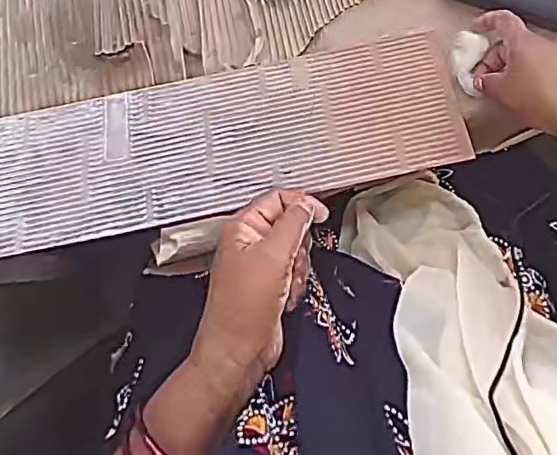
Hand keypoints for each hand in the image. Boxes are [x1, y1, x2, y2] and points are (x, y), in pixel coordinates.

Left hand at [191, 190, 327, 393]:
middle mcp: (249, 243)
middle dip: (300, 244)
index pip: (278, 198)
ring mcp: (259, 265)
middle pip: (290, 224)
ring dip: (299, 267)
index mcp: (243, 227)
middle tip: (294, 259)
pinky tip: (287, 297)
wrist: (236, 357)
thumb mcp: (274, 256)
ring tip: (288, 283)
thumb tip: (307, 205)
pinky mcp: (269, 285)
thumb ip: (294, 223)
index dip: (301, 203)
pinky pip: (294, 272)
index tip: (320, 213)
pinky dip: (297, 283)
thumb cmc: (242, 311)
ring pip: (295, 249)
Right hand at [471, 10, 556, 146]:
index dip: (488, 20)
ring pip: (527, 58)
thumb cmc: (546, 99)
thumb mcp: (501, 92)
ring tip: (507, 94)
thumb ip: (485, 82)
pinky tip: (528, 99)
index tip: (479, 26)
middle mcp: (541, 44)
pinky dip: (530, 79)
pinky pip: (542, 69)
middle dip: (495, 60)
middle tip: (486, 80)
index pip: (502, 19)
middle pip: (512, 44)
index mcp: (522, 41)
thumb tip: (483, 81)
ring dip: (513, 71)